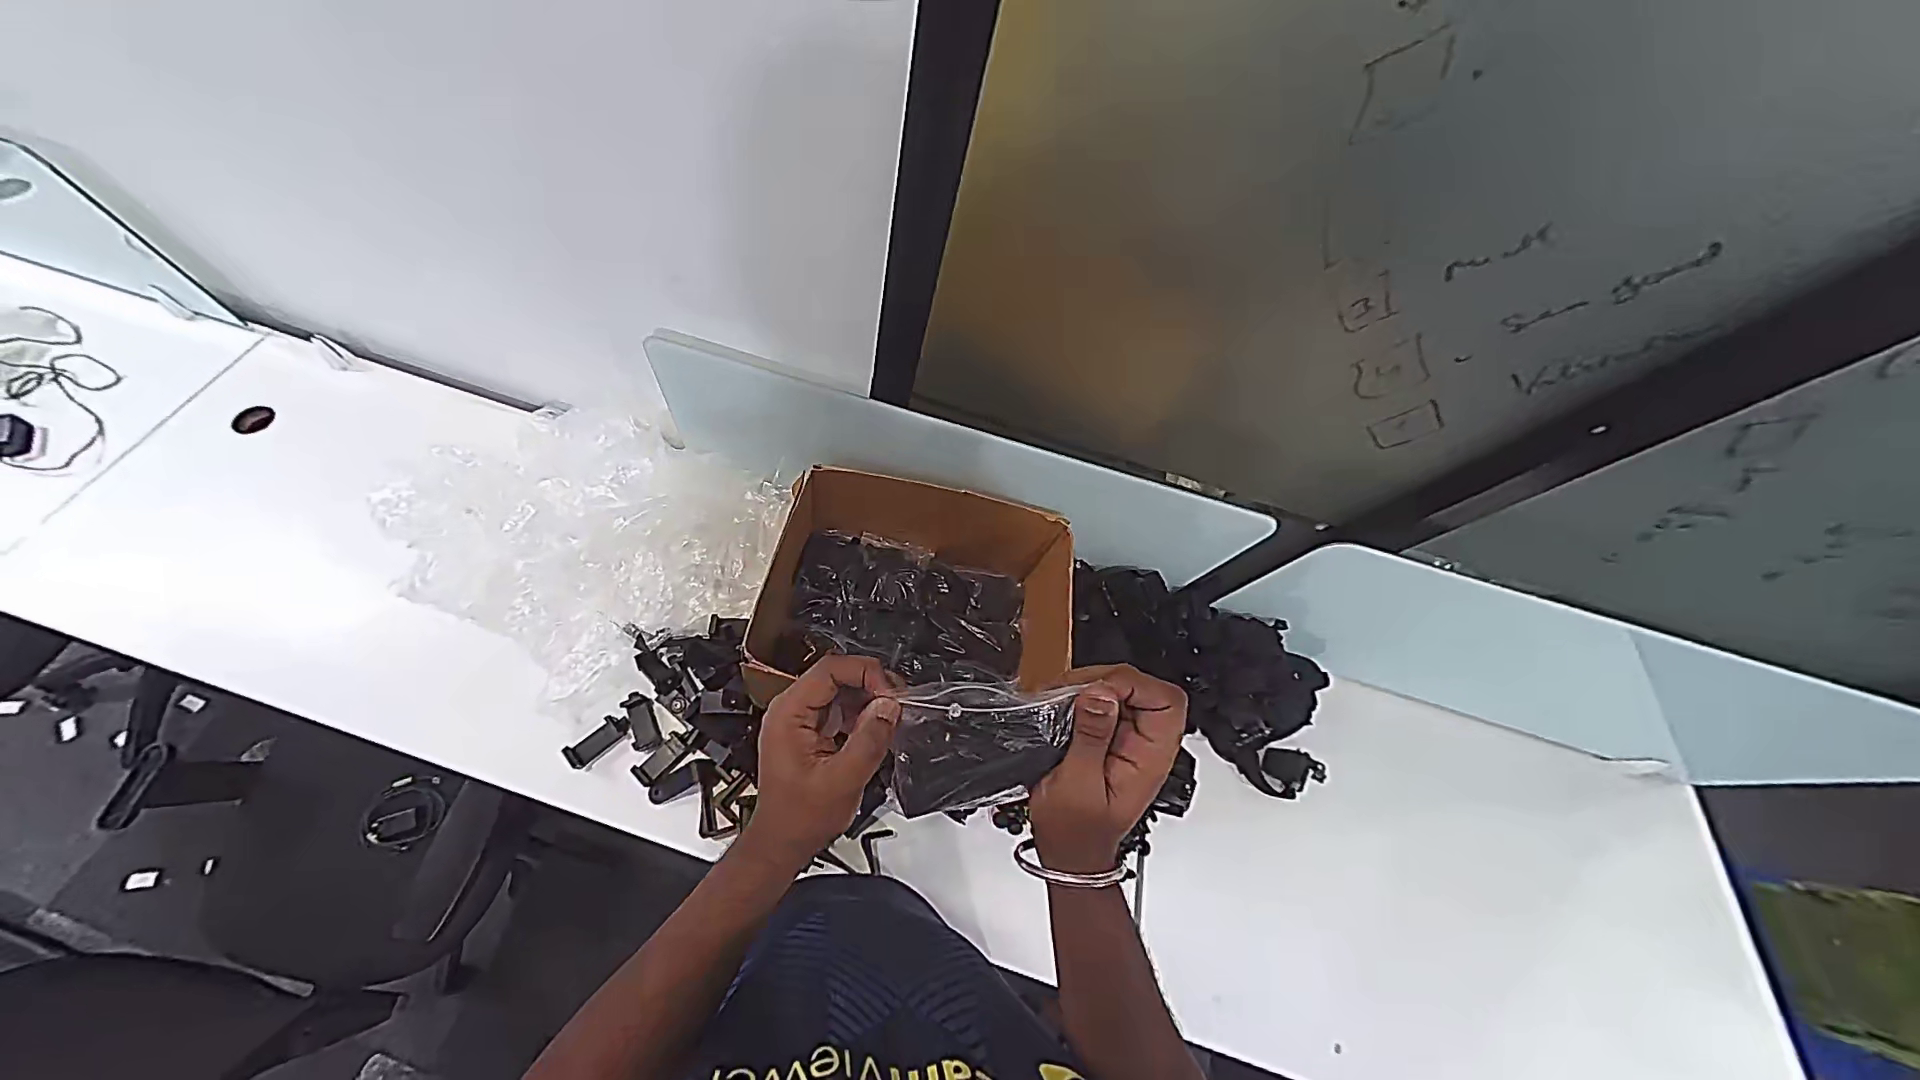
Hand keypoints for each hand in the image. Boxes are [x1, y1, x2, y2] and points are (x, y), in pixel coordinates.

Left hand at [741, 655, 900, 868]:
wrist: (783, 841)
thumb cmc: (799, 818)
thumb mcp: (843, 780)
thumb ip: (869, 740)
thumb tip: (889, 707)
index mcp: (789, 714)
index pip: (830, 669)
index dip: (865, 673)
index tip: (888, 692)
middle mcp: (791, 710)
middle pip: (838, 675)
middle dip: (871, 685)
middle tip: (895, 704)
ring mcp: (802, 719)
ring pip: (843, 690)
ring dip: (869, 700)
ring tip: (889, 719)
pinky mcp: (813, 730)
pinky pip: (842, 708)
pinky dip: (863, 715)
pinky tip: (876, 731)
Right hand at [1027, 665, 1187, 874]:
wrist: (1068, 851)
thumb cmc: (1075, 832)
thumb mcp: (1077, 785)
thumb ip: (1090, 737)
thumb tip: (1099, 694)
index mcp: (1150, 758)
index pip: (1166, 702)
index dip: (1134, 685)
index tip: (1097, 690)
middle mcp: (1144, 743)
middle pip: (1141, 687)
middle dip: (1103, 681)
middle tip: (1071, 694)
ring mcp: (1126, 737)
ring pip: (1119, 688)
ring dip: (1087, 687)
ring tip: (1060, 701)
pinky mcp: (1107, 733)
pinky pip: (1100, 699)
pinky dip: (1078, 696)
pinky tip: (1059, 708)